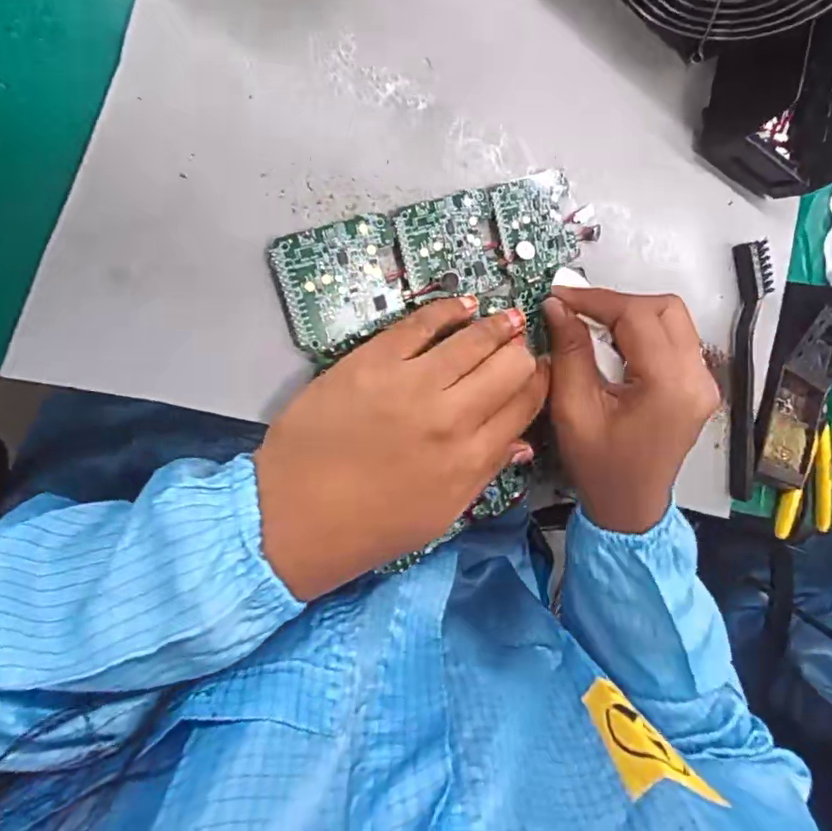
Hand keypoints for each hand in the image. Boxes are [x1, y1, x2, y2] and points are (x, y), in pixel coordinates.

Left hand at [256, 297, 548, 599]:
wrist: (293, 514)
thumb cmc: (367, 525)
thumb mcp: (440, 513)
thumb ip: (484, 472)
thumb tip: (520, 441)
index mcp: (469, 460)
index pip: (524, 406)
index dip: (538, 382)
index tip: (538, 370)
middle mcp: (449, 418)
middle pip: (508, 366)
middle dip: (520, 353)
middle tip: (517, 345)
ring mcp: (409, 384)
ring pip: (473, 339)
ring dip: (496, 325)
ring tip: (506, 318)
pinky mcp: (371, 361)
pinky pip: (421, 323)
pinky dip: (448, 310)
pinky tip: (463, 305)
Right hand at [543, 287, 720, 533]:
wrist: (629, 506)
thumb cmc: (600, 466)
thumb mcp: (573, 409)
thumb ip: (569, 351)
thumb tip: (558, 307)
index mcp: (669, 386)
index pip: (637, 315)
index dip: (595, 299)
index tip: (560, 296)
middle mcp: (697, 379)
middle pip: (663, 308)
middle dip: (616, 302)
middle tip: (575, 309)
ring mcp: (702, 382)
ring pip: (672, 318)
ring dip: (629, 312)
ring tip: (589, 322)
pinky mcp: (696, 385)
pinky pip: (673, 338)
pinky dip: (641, 329)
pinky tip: (611, 340)